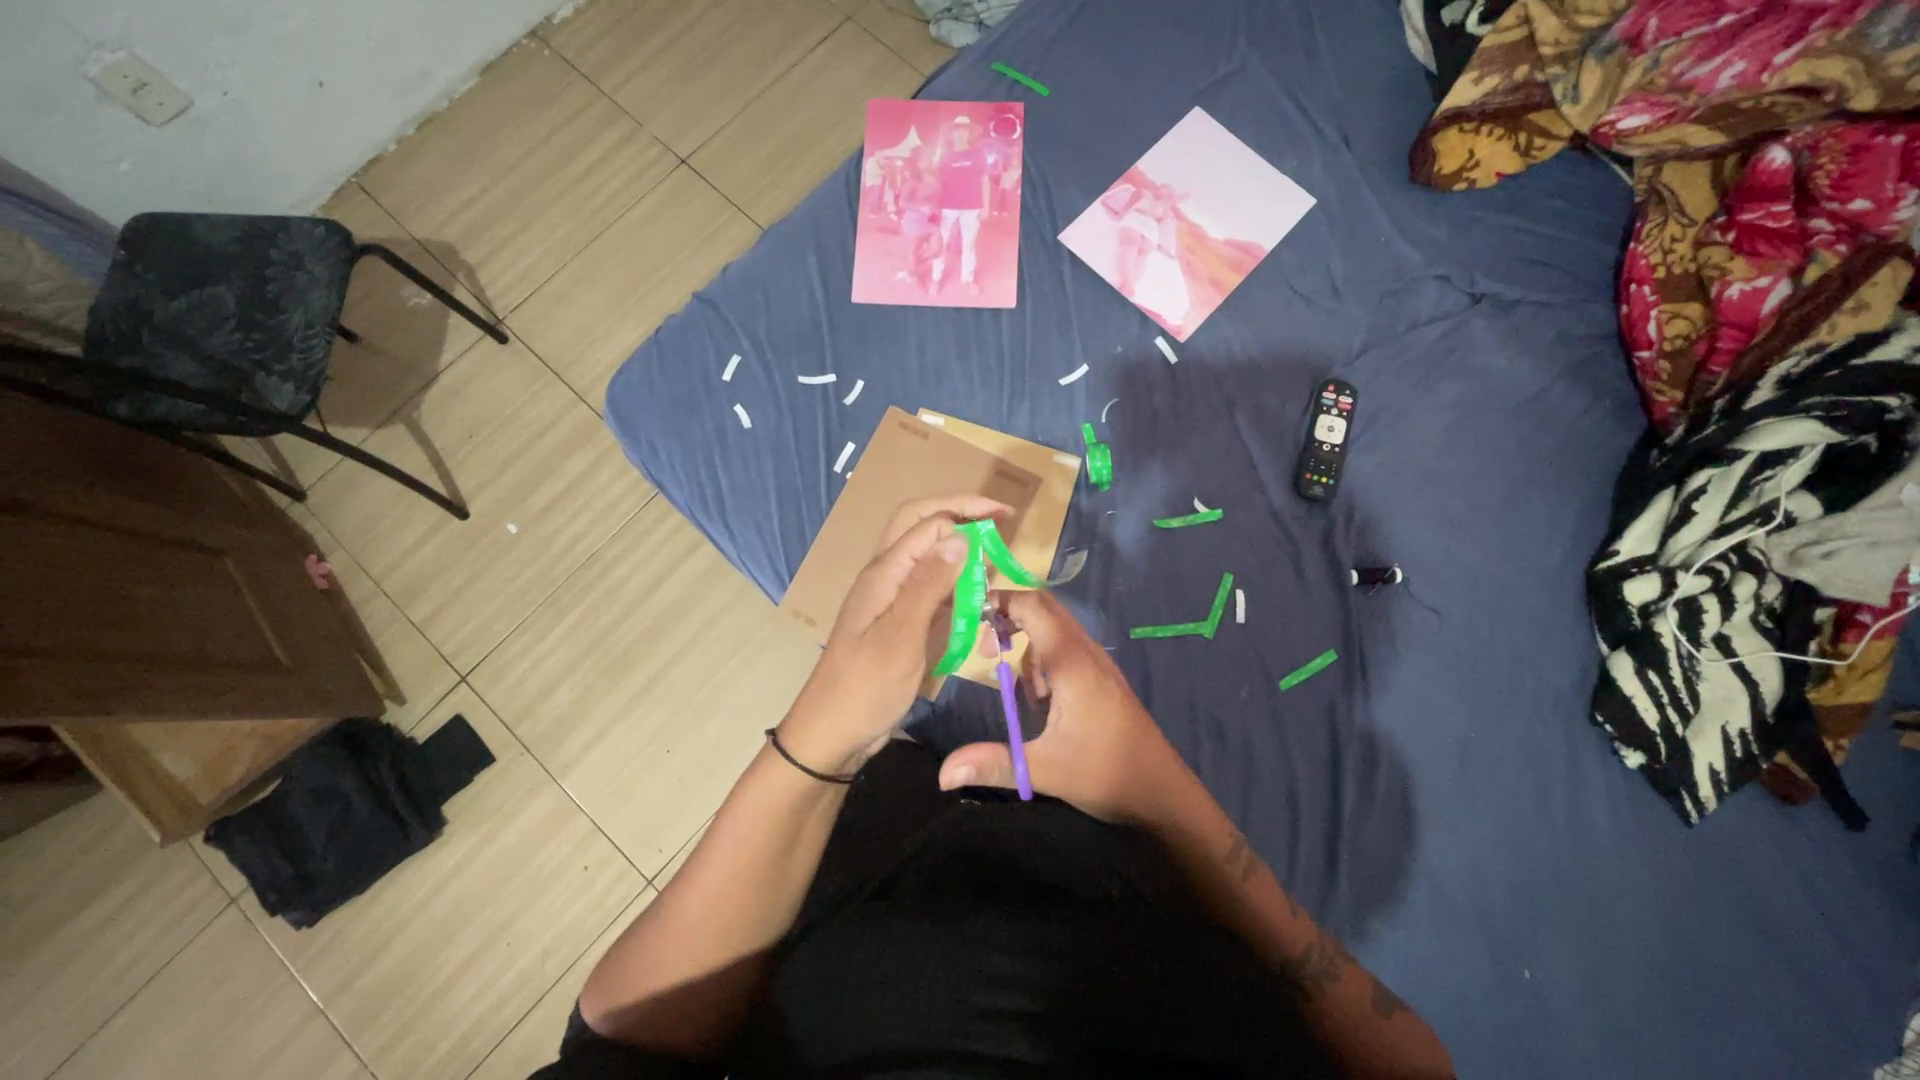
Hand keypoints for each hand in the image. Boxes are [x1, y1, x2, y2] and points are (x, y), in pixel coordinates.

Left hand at [777, 496, 1009, 773]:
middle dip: (963, 519)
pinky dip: (961, 595)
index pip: (928, 521)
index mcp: (885, 573)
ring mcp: (896, 602)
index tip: (1007, 520)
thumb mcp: (900, 637)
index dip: (966, 511)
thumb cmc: (864, 688)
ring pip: (933, 561)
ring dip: (965, 559)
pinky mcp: (905, 625)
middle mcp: (889, 578)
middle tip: (1003, 524)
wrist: (833, 735)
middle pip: (924, 528)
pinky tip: (983, 610)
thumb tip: (959, 536)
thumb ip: (929, 585)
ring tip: (999, 571)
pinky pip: (937, 596)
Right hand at [937, 590, 1192, 822]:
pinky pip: (1067, 652)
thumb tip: (943, 774)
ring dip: (1027, 645)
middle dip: (1011, 619)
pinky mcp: (1103, 682)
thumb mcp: (1043, 769)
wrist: (1161, 792)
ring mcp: (1099, 666)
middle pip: (1045, 611)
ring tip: (1009, 684)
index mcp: (1072, 662)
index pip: (1034, 606)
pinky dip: (1044, 662)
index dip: (1001, 601)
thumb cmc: (1104, 773)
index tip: (969, 615)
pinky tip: (1038, 700)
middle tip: (984, 649)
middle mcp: (1086, 654)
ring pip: (1056, 632)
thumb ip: (993, 763)